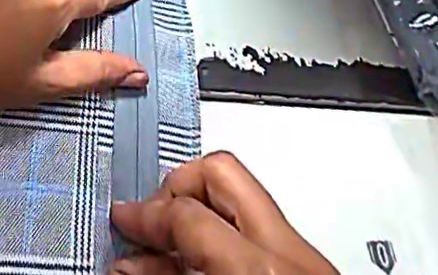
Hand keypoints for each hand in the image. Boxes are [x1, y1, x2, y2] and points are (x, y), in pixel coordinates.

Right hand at [111, 153, 337, 274]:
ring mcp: (310, 264)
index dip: (144, 214)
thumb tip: (127, 266)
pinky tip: (196, 268)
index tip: (122, 221)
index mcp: (263, 270)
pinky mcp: (315, 272)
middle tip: (148, 218)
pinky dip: (223, 241)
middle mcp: (292, 256)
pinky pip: (259, 236)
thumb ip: (166, 274)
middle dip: (176, 186)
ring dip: (197, 217)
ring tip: (163, 251)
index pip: (186, 212)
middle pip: (222, 172)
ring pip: (242, 201)